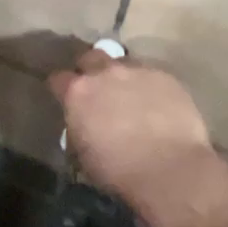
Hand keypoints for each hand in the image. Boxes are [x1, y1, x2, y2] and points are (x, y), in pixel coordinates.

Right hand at [48, 50, 227, 226]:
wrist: (169, 169)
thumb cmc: (117, 169)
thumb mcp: (81, 153)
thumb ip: (77, 128)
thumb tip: (82, 124)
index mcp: (77, 92)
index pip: (58, 78)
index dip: (61, 88)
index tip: (65, 99)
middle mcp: (105, 73)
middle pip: (90, 57)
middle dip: (90, 70)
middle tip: (97, 91)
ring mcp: (138, 72)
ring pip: (124, 64)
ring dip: (121, 77)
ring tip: (130, 98)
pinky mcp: (167, 78)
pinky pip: (151, 75)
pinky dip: (148, 87)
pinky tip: (156, 106)